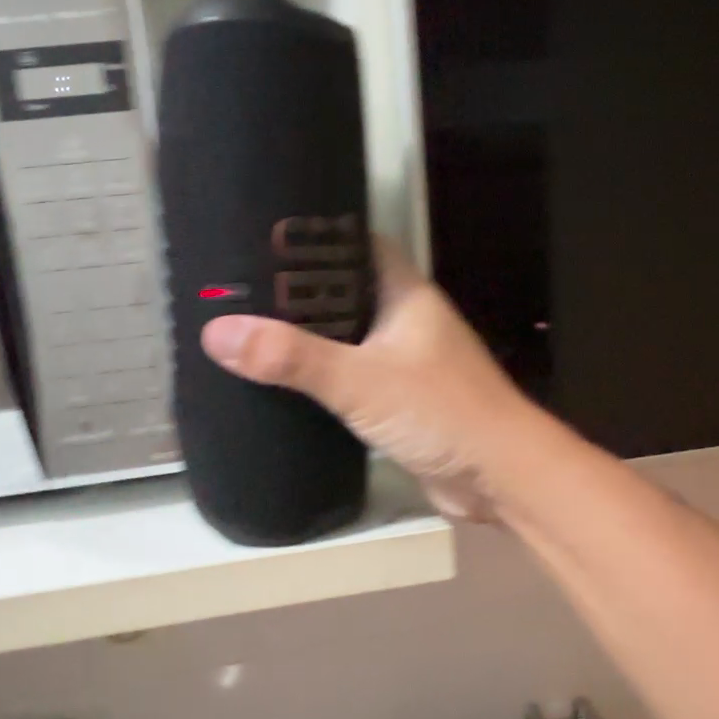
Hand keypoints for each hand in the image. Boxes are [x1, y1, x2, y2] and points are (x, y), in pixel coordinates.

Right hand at [199, 238, 541, 520]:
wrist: (499, 479)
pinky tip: (289, 389)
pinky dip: (325, 382)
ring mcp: (406, 365)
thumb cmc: (441, 414)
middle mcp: (407, 322)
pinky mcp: (402, 406)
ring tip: (252, 335)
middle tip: (240, 293)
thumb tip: (218, 332)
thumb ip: (292, 358)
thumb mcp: (360, 381)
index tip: (263, 239)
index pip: (357, 246)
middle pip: (346, 295)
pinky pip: (354, 382)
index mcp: (406, 295)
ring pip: (349, 341)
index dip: (314, 239)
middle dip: (300, 295)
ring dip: (311, 342)